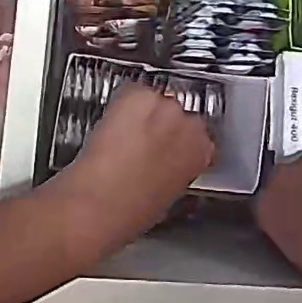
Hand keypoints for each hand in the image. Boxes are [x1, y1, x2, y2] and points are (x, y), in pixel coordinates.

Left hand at [46, 83, 215, 249]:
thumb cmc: (130, 210)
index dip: (177, 140)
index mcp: (202, 152)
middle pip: (178, 113)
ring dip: (142, 113)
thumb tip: (166, 165)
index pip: (199, 135)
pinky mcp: (136, 95)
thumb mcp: (168, 196)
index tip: (164, 146)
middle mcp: (189, 125)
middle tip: (141, 142)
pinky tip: (112, 125)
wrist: (99, 202)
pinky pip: (132, 92)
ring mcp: (163, 107)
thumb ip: (176, 170)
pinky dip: (122, 104)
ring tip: (123, 135)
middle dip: (161, 125)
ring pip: (155, 100)